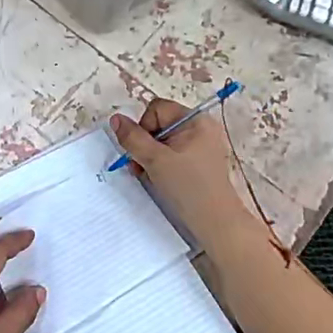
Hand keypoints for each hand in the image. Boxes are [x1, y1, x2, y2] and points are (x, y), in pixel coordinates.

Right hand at [110, 101, 263, 249]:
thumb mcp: (155, 160)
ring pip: (164, 141)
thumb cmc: (188, 187)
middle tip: (141, 166)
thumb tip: (116, 119)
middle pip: (159, 124)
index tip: (143, 151)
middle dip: (145, 144)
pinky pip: (173, 154)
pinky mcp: (200, 162)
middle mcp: (201, 128)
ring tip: (149, 175)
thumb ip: (132, 138)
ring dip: (150, 156)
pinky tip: (159, 180)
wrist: (216, 223)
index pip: (157, 109)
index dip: (144, 127)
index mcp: (195, 120)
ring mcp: (202, 146)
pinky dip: (162, 164)